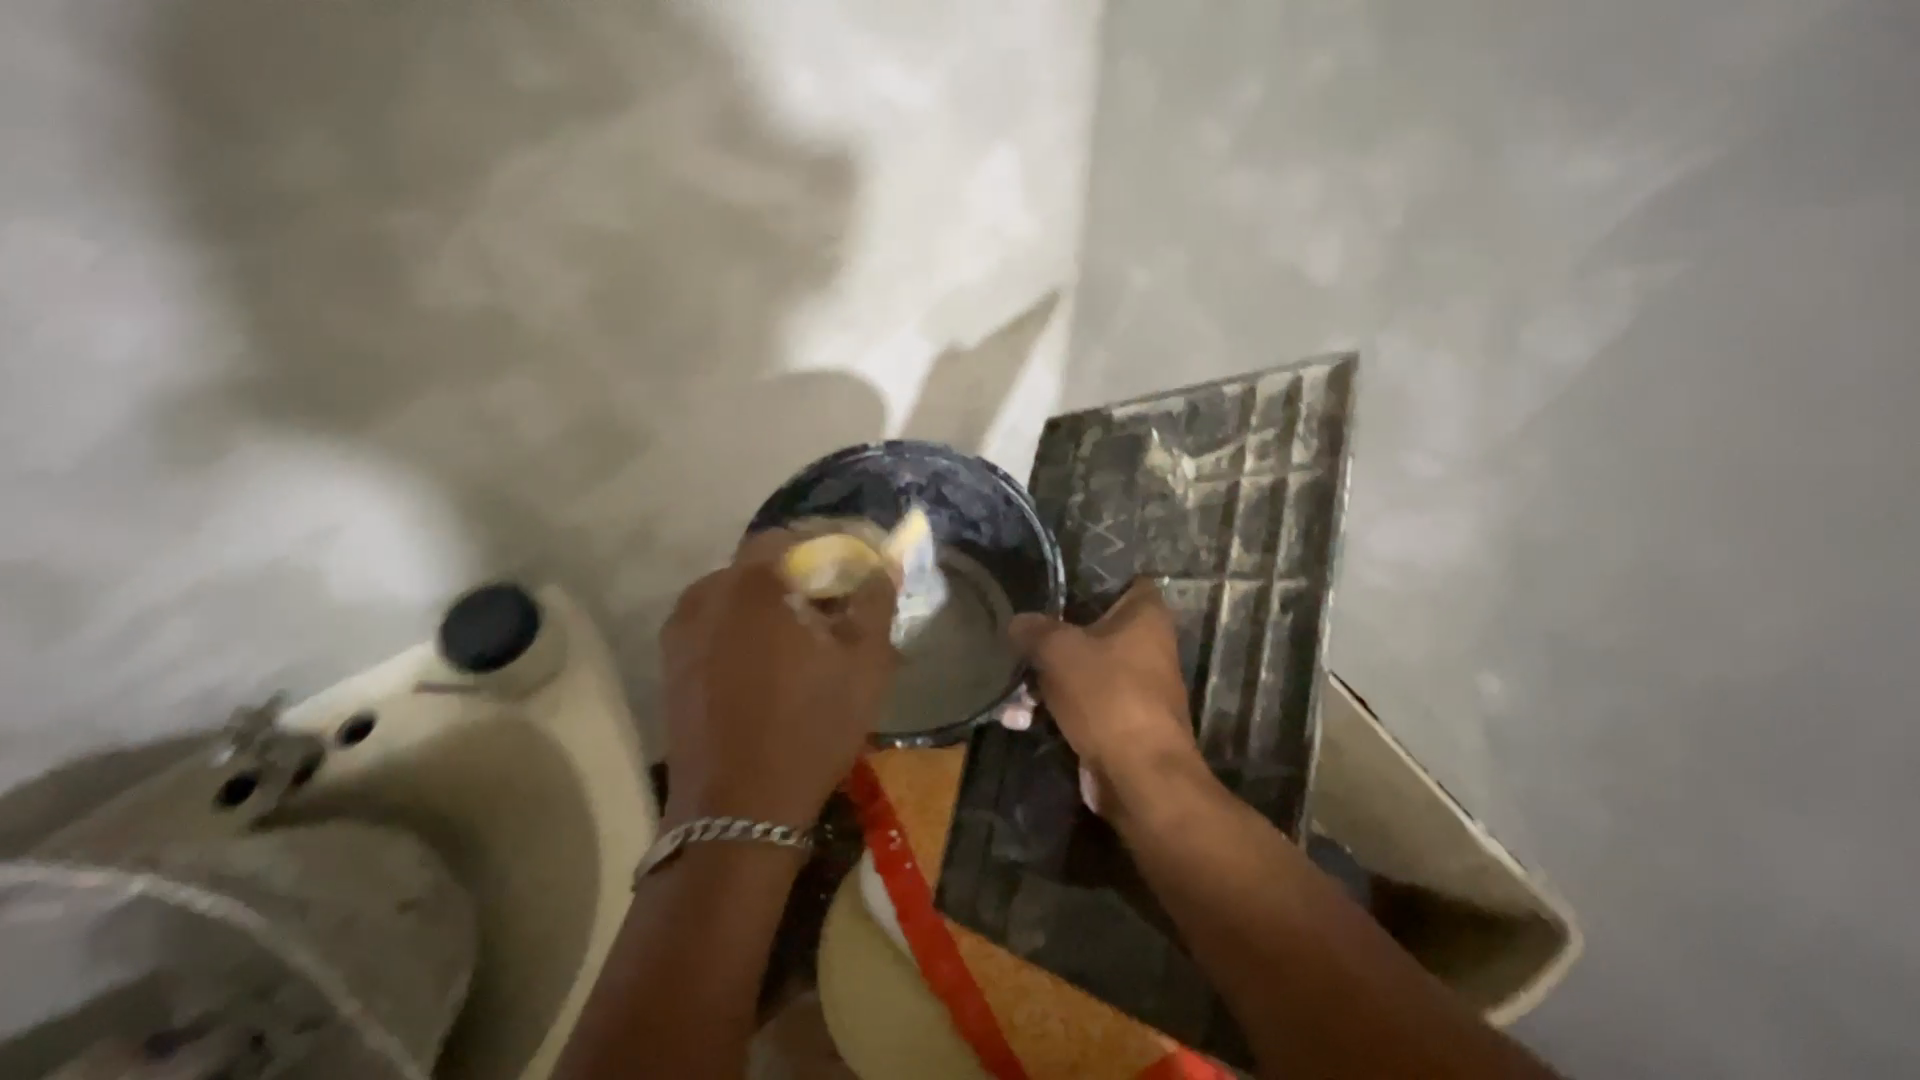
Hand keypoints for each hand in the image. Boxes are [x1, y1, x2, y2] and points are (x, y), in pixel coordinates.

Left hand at [660, 530, 898, 826]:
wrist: (737, 811)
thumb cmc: (808, 728)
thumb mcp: (865, 663)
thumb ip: (875, 601)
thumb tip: (882, 567)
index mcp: (748, 584)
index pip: (789, 537)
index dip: (828, 548)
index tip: (855, 571)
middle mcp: (704, 597)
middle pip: (759, 567)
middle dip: (800, 579)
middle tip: (835, 609)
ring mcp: (680, 635)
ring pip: (734, 600)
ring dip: (770, 607)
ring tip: (804, 643)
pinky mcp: (671, 670)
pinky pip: (715, 631)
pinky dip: (745, 634)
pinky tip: (771, 670)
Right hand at [1008, 578, 1207, 820]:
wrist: (1138, 774)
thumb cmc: (1107, 695)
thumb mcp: (1059, 651)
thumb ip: (1034, 630)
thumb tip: (1017, 622)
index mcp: (1147, 617)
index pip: (1129, 582)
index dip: (1096, 580)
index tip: (1058, 585)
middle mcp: (1150, 647)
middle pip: (1097, 628)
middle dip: (1058, 636)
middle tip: (1021, 637)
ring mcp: (1138, 688)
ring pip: (1086, 670)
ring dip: (1049, 679)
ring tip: (1013, 688)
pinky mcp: (1122, 723)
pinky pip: (1084, 705)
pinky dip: (1057, 709)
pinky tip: (1020, 718)